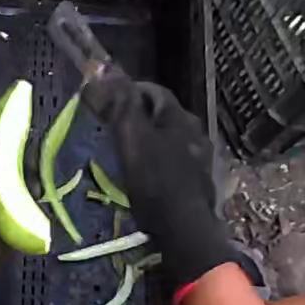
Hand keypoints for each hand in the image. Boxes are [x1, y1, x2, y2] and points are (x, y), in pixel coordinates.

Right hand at [84, 76, 238, 299]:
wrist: (184, 228)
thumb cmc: (155, 181)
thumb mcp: (131, 140)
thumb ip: (121, 107)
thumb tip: (102, 76)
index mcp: (179, 117)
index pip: (153, 91)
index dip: (130, 91)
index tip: (108, 99)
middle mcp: (196, 132)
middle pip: (164, 115)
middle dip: (141, 116)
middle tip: (116, 127)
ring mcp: (201, 157)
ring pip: (172, 138)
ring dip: (152, 140)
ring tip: (130, 153)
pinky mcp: (201, 181)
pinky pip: (177, 161)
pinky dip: (161, 161)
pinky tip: (150, 175)